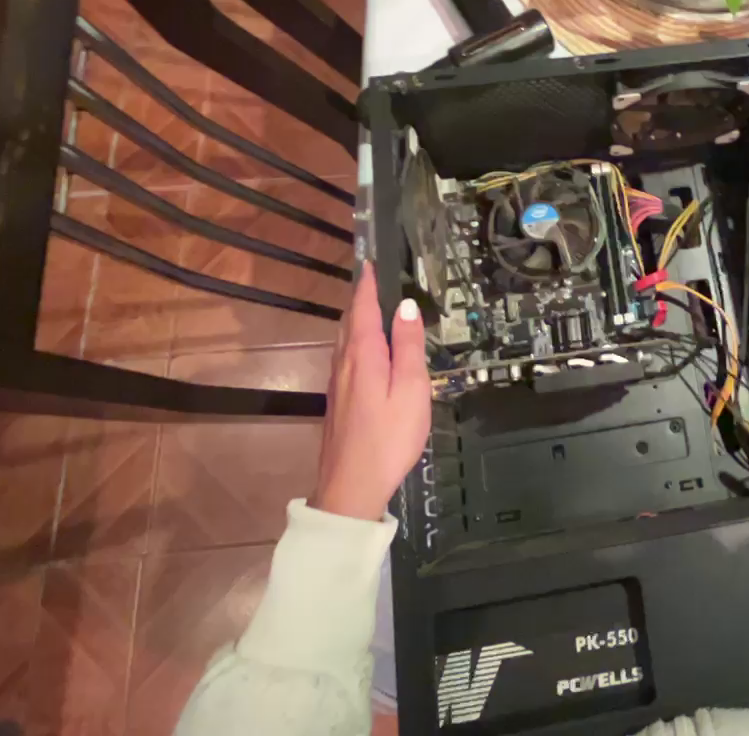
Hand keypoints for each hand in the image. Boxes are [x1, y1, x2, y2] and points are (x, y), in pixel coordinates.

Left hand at [313, 264, 432, 521]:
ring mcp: (338, 383)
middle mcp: (345, 363)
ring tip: (374, 306)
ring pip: (346, 339)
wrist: (352, 486)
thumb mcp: (410, 389)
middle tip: (376, 279)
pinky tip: (369, 349)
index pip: (363, 308)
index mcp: (363, 355)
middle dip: (361, 298)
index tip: (370, 261)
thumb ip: (409, 346)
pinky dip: (358, 339)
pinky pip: (347, 356)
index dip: (368, 284)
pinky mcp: (339, 400)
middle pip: (351, 321)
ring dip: (358, 319)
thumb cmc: (388, 437)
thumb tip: (406, 306)